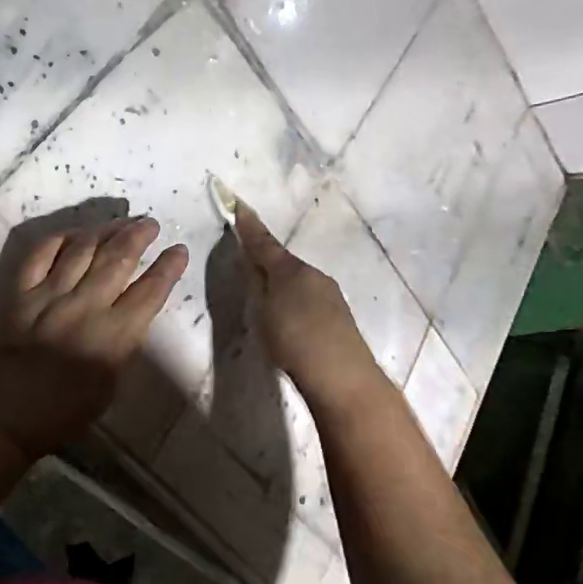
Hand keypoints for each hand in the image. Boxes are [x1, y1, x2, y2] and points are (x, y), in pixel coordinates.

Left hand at [0, 217, 189, 458]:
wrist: (5, 415)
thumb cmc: (64, 410)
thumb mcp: (111, 383)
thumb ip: (124, 341)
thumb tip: (133, 308)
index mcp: (113, 336)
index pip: (150, 291)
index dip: (168, 267)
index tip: (179, 250)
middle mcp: (84, 307)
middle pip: (118, 260)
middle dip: (139, 236)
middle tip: (150, 223)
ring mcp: (48, 296)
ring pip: (83, 249)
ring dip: (106, 230)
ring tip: (121, 220)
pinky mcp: (19, 292)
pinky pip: (41, 253)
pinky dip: (60, 238)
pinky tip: (75, 232)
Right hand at [234, 203, 389, 415]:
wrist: (343, 378)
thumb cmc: (295, 341)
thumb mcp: (263, 311)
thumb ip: (257, 283)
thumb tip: (253, 260)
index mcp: (291, 270)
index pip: (264, 243)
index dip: (250, 226)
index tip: (239, 205)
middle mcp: (313, 275)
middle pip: (283, 262)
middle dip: (266, 261)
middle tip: (248, 266)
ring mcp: (330, 294)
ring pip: (298, 280)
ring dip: (282, 284)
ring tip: (268, 304)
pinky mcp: (339, 315)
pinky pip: (309, 297)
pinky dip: (296, 300)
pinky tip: (292, 322)